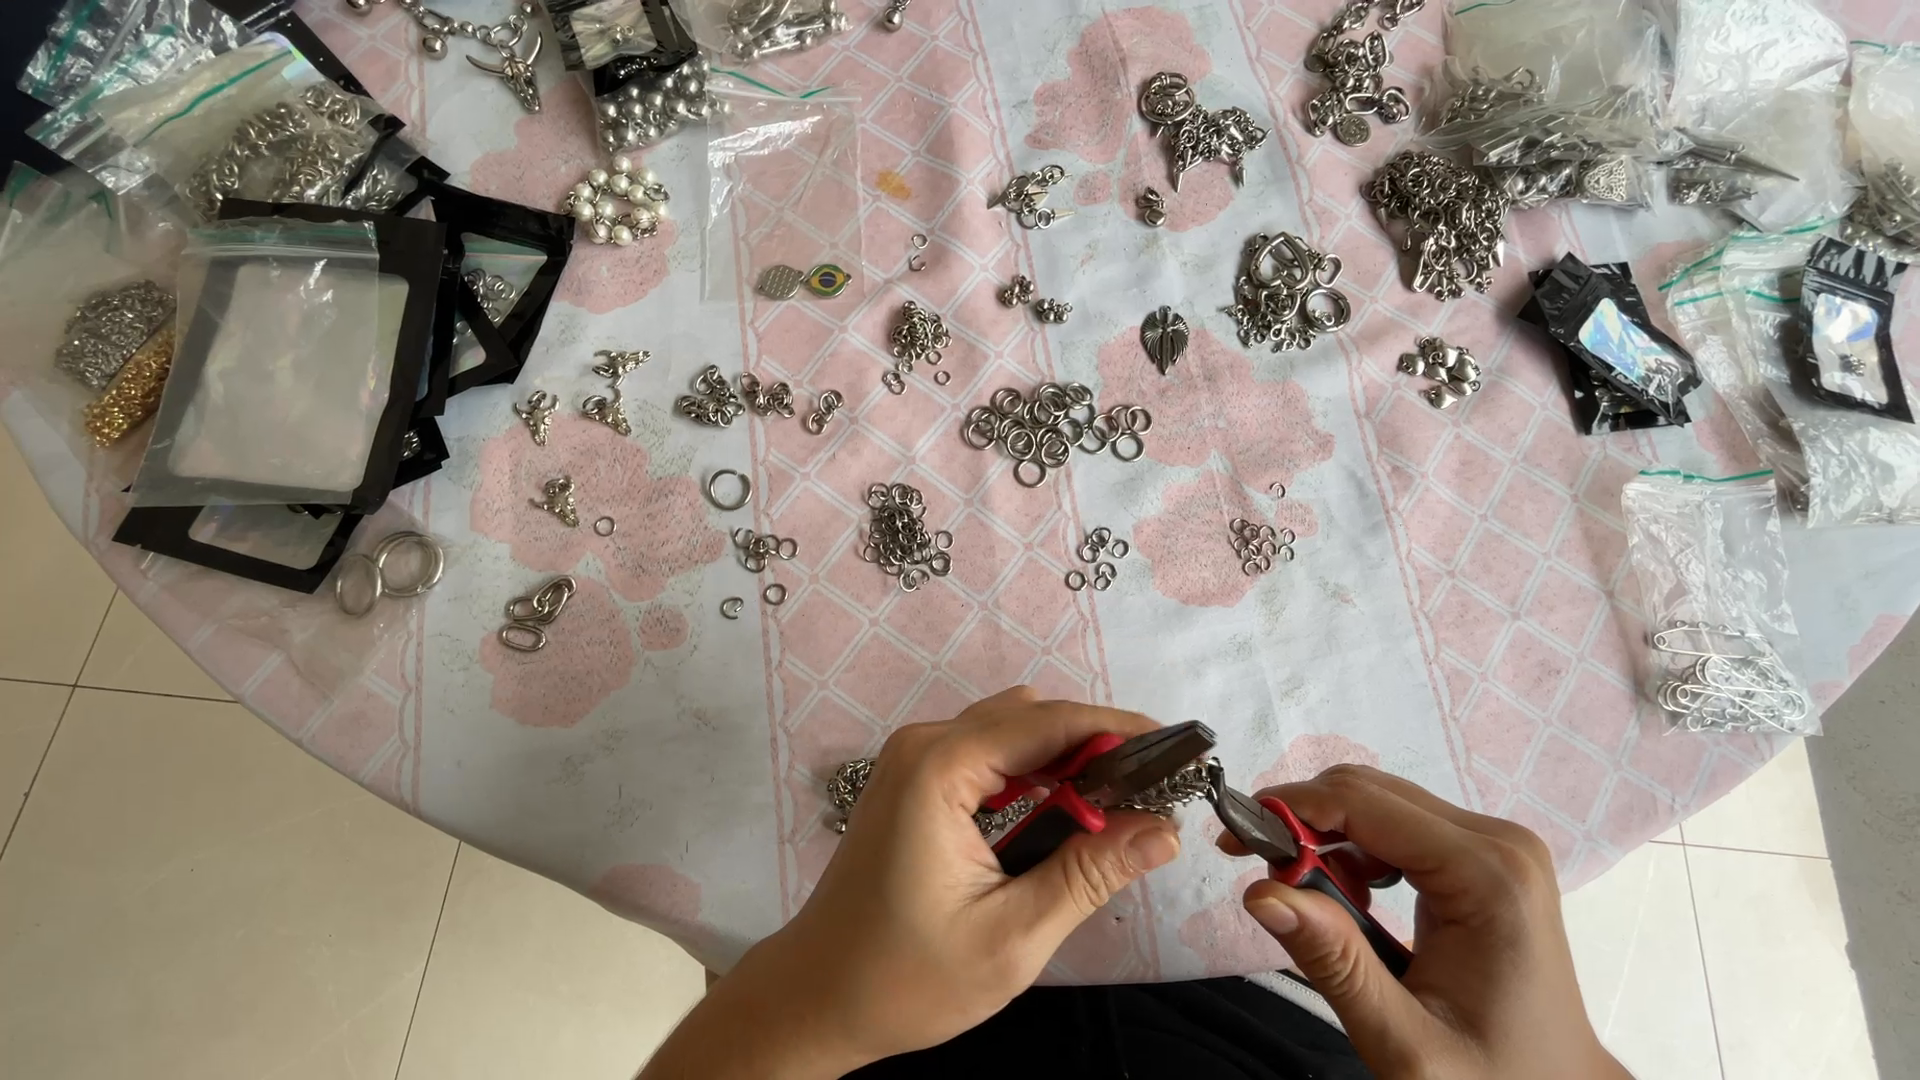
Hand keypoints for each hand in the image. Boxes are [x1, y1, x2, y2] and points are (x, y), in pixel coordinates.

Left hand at [639, 687, 1182, 1078]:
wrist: (817, 995)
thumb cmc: (907, 977)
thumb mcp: (1013, 935)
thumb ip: (1090, 873)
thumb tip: (1164, 830)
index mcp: (941, 767)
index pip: (1048, 723)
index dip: (1118, 730)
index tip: (1179, 748)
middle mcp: (925, 743)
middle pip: (1030, 717)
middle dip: (1097, 741)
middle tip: (1157, 782)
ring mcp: (915, 757)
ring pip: (1010, 728)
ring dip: (1067, 753)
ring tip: (1123, 794)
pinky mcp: (915, 777)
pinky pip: (988, 751)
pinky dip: (1034, 767)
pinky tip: (1067, 803)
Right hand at [1223, 765, 1629, 1079]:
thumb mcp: (1408, 1046)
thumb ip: (1335, 965)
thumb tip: (1258, 893)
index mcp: (1487, 874)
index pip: (1361, 802)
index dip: (1288, 812)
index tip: (1234, 842)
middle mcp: (1495, 840)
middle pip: (1364, 790)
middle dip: (1301, 822)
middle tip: (1262, 873)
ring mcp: (1492, 843)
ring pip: (1372, 800)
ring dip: (1322, 835)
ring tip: (1304, 895)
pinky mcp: (1480, 855)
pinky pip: (1391, 822)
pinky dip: (1349, 846)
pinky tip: (1346, 895)